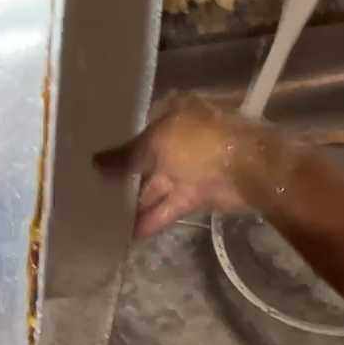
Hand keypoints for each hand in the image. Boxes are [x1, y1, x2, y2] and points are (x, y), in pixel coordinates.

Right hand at [93, 94, 293, 237]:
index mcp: (174, 112)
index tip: (97, 160)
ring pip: (158, 185)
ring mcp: (192, 166)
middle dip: (125, 177)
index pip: (140, 126)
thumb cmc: (199, 143)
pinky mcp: (199, 193)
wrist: (248, 170)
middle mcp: (182, 137)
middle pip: (147, 159)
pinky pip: (170, 205)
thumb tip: (95, 162)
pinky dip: (153, 217)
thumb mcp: (154, 144)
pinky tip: (130, 232)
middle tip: (95, 193)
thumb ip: (125, 157)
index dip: (119, 142)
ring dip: (137, 202)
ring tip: (107, 218)